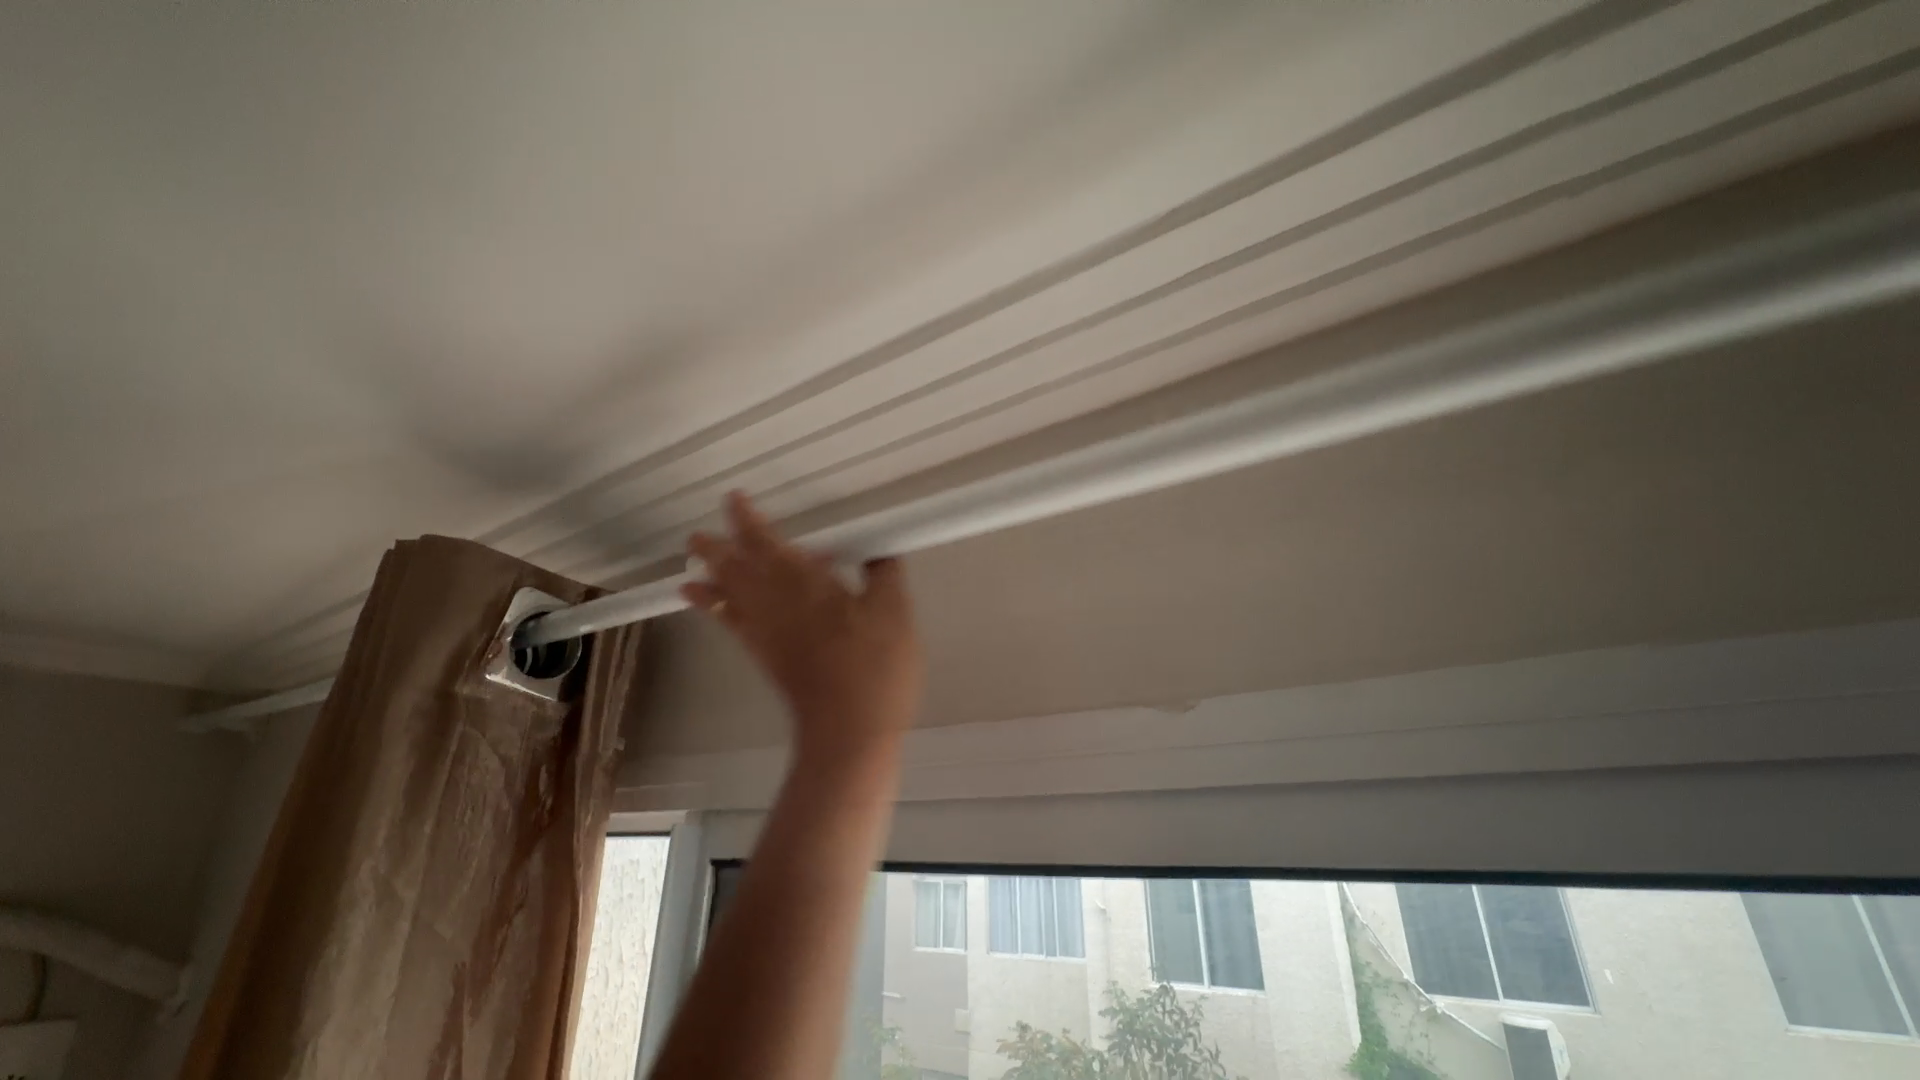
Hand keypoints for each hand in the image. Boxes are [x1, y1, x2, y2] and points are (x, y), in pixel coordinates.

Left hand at [682, 492, 923, 764]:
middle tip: (696, 536)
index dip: (747, 519)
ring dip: (710, 578)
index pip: (764, 541)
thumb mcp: (893, 609)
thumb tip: (878, 548)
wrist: (849, 728)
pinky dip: (713, 609)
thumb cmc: (874, 664)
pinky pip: (731, 624)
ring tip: (690, 568)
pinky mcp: (765, 656)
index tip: (734, 499)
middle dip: (717, 548)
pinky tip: (705, 602)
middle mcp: (773, 600)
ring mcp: (764, 631)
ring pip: (727, 595)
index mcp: (802, 580)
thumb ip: (883, 571)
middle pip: (735, 567)